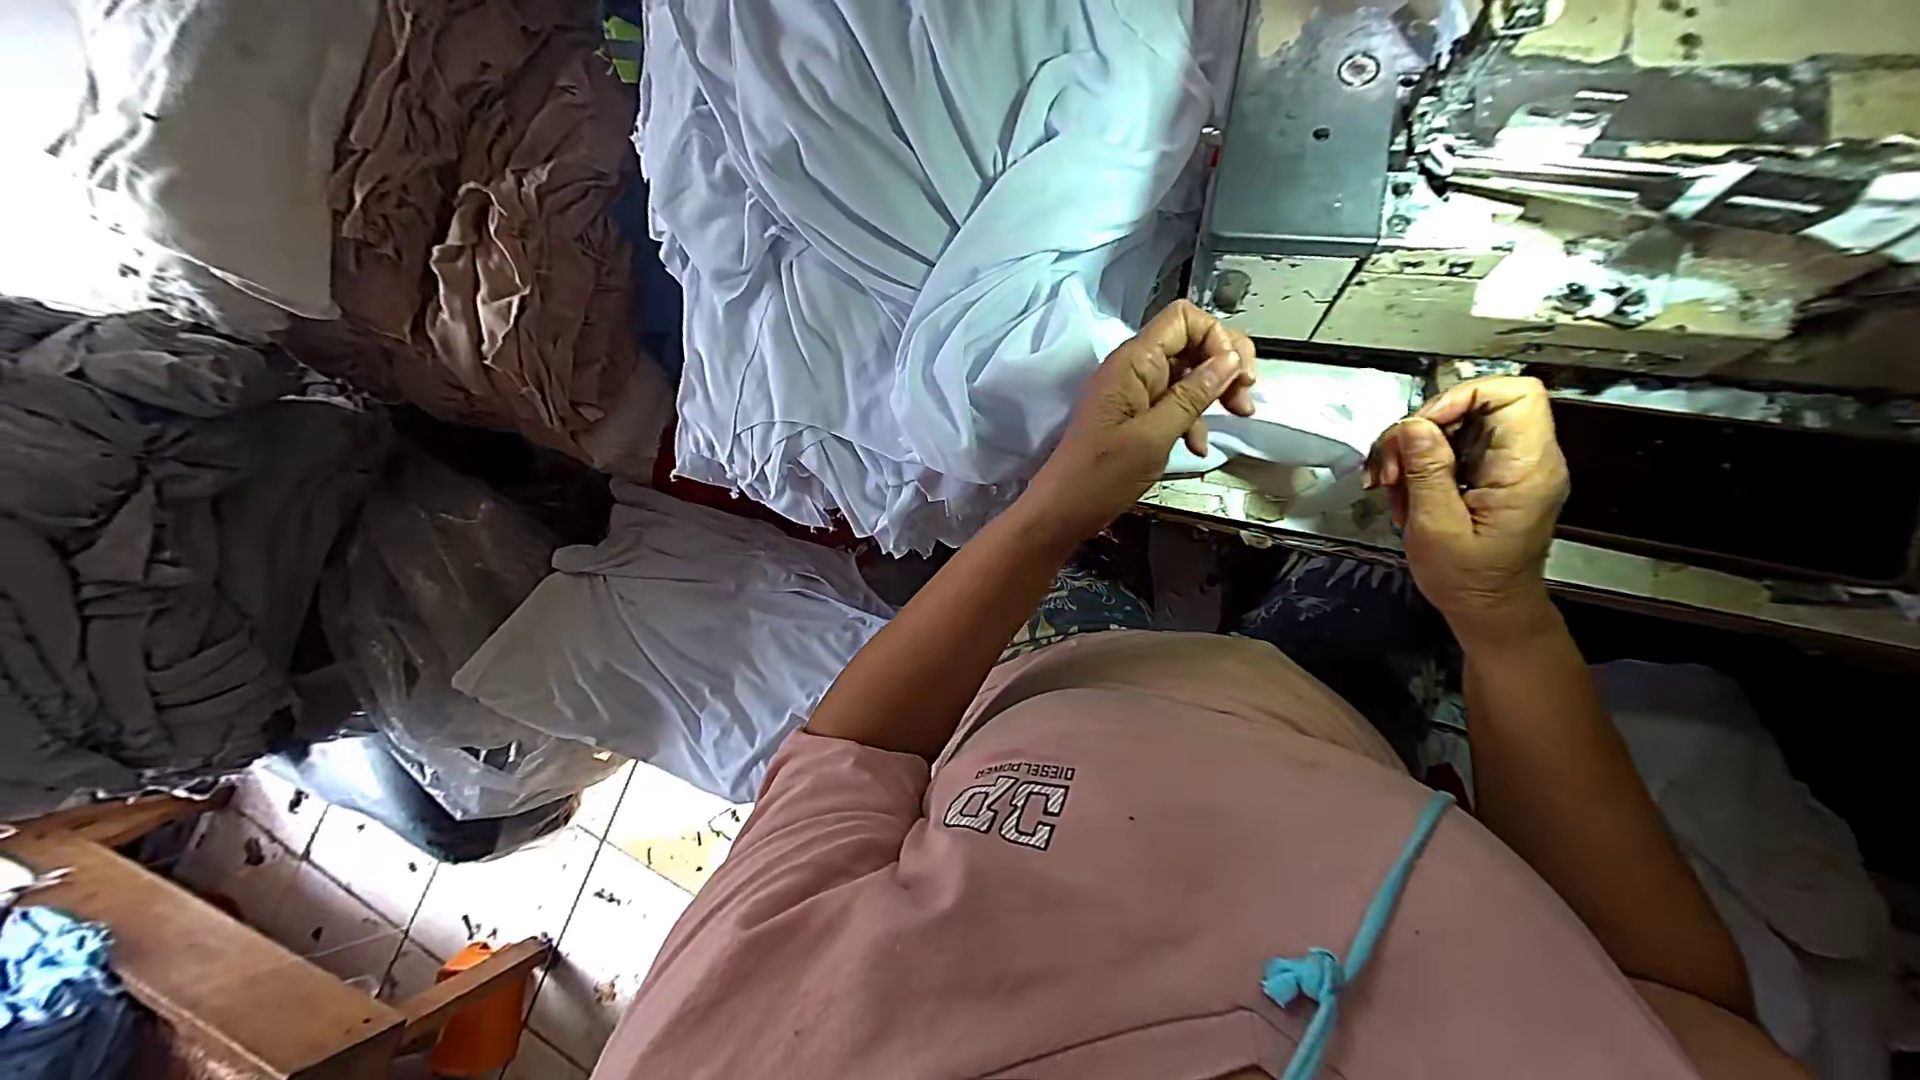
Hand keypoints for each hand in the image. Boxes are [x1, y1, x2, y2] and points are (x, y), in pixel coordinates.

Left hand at [1017, 300, 1255, 546]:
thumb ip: (1192, 396)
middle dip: (1223, 365)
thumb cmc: (1101, 476)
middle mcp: (1132, 370)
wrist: (1061, 511)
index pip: (1183, 319)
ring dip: (1213, 393)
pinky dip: (1191, 420)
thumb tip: (1230, 360)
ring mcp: (1132, 394)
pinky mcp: (1133, 418)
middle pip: (1190, 344)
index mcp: (1132, 363)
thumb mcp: (1154, 436)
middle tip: (1245, 395)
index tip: (1236, 375)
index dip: (1216, 338)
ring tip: (1237, 416)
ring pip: (1185, 376)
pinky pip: (1171, 405)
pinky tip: (1198, 447)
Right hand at [1366, 376, 1569, 645]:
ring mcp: (1507, 467)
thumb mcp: (1436, 527)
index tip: (1419, 431)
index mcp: (1527, 469)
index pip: (1513, 394)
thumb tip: (1414, 426)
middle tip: (1391, 469)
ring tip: (1392, 485)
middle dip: (1420, 431)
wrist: (1488, 609)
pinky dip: (1418, 465)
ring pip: (1454, 427)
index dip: (1460, 399)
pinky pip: (1451, 449)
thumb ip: (1427, 471)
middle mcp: (1526, 460)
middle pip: (1475, 406)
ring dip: (1412, 451)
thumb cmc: (1468, 579)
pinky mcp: (1489, 476)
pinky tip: (1404, 492)